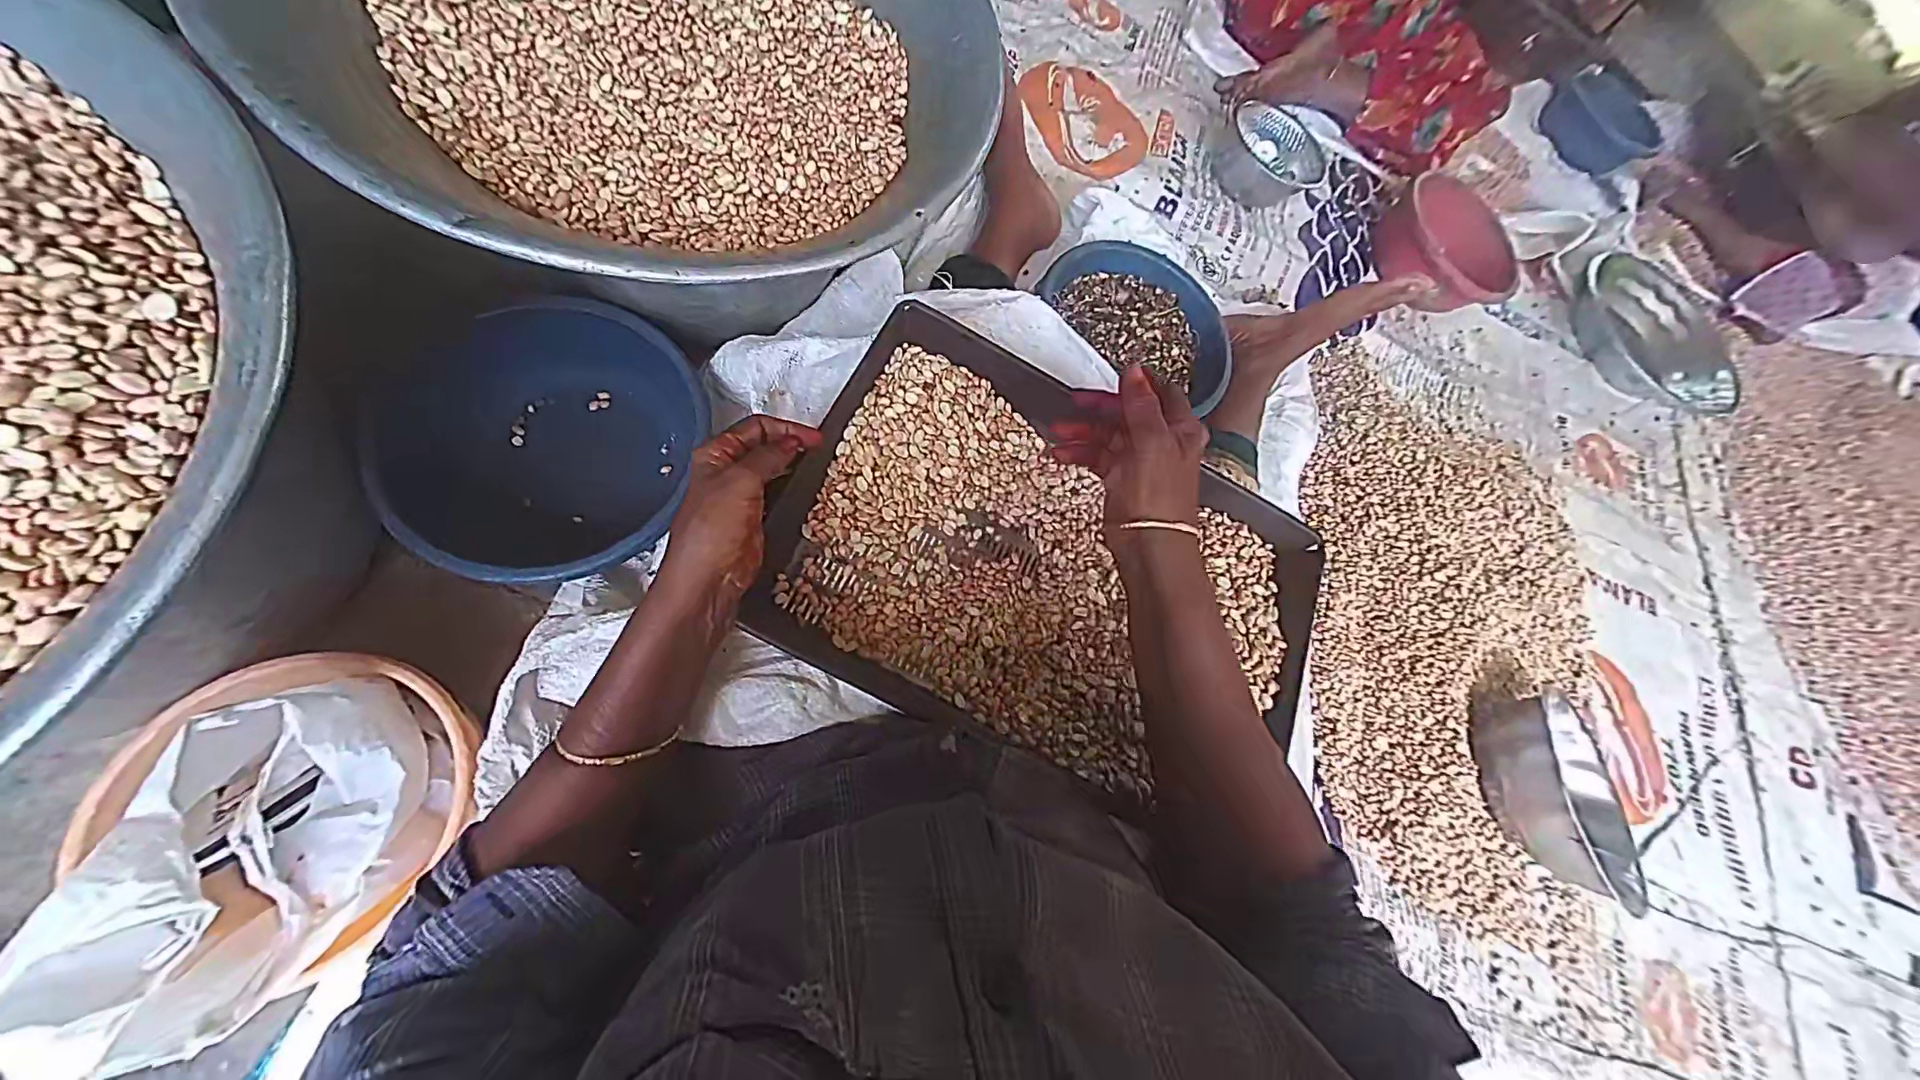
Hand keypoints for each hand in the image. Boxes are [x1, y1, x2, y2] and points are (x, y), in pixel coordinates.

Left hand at [657, 415, 820, 604]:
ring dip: (795, 468)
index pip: (756, 428)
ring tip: (817, 466)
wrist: (708, 579)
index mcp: (716, 455)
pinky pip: (779, 497)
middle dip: (792, 445)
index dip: (786, 429)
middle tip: (818, 448)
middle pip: (766, 447)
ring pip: (775, 472)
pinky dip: (794, 491)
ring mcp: (743, 497)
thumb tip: (791, 442)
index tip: (812, 438)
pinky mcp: (756, 519)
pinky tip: (807, 491)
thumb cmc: (710, 533)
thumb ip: (769, 457)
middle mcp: (728, 473)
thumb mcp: (741, 482)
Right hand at [1047, 365, 1208, 549]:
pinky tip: (1061, 454)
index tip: (1114, 374)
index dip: (1138, 382)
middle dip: (1099, 408)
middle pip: (1127, 414)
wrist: (1149, 544)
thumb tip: (1134, 372)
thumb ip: (1142, 405)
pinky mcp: (1120, 478)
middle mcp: (1161, 442)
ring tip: (1058, 432)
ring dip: (1082, 432)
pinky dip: (1080, 453)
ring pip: (1108, 435)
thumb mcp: (1152, 442)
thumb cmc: (1159, 498)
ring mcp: (1139, 460)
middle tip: (1074, 402)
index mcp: (1179, 428)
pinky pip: (1097, 457)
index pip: (1160, 394)